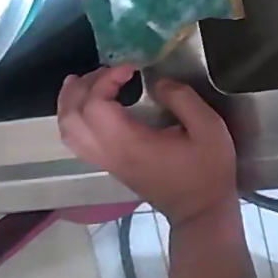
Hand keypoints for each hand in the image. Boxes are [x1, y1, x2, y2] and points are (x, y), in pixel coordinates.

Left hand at [57, 66, 237, 224]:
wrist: (200, 210)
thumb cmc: (207, 170)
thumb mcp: (208, 128)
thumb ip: (183, 98)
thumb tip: (158, 83)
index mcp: (130, 143)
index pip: (95, 105)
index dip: (106, 79)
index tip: (132, 67)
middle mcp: (109, 153)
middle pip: (72, 116)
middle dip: (84, 86)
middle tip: (109, 69)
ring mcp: (106, 162)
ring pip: (68, 130)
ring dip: (71, 101)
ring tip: (85, 81)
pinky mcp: (110, 165)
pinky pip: (76, 140)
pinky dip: (74, 117)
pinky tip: (87, 105)